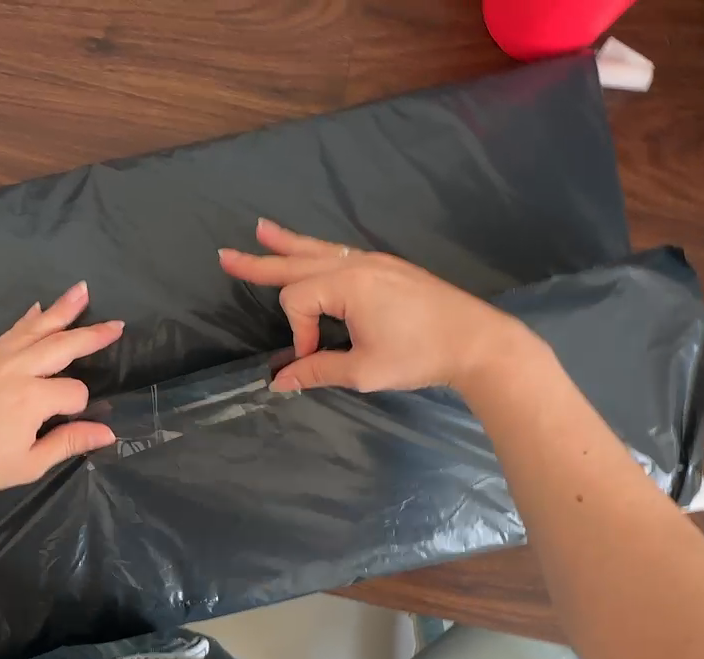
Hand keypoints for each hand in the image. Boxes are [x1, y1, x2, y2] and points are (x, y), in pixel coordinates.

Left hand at [0, 281, 119, 515]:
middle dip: (92, 335)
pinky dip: (27, 320)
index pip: (75, 393)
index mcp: (32, 399)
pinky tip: (38, 309)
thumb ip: (69, 442)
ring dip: (62, 310)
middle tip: (118, 323)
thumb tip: (108, 433)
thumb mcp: (30, 464)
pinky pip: (9, 332)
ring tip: (82, 290)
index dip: (80, 408)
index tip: (71, 423)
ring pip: (35, 329)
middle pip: (62, 345)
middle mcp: (16, 370)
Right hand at [218, 219, 547, 393]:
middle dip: (261, 263)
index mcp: (348, 284)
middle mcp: (357, 264)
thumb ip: (317, 371)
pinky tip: (310, 252)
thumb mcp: (363, 370)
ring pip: (319, 251)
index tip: (315, 358)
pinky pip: (339, 254)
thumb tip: (279, 382)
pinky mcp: (387, 269)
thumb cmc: (419, 356)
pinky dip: (316, 251)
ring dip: (288, 246)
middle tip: (226, 256)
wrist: (477, 342)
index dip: (298, 335)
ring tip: (262, 232)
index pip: (296, 303)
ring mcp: (374, 262)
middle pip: (297, 262)